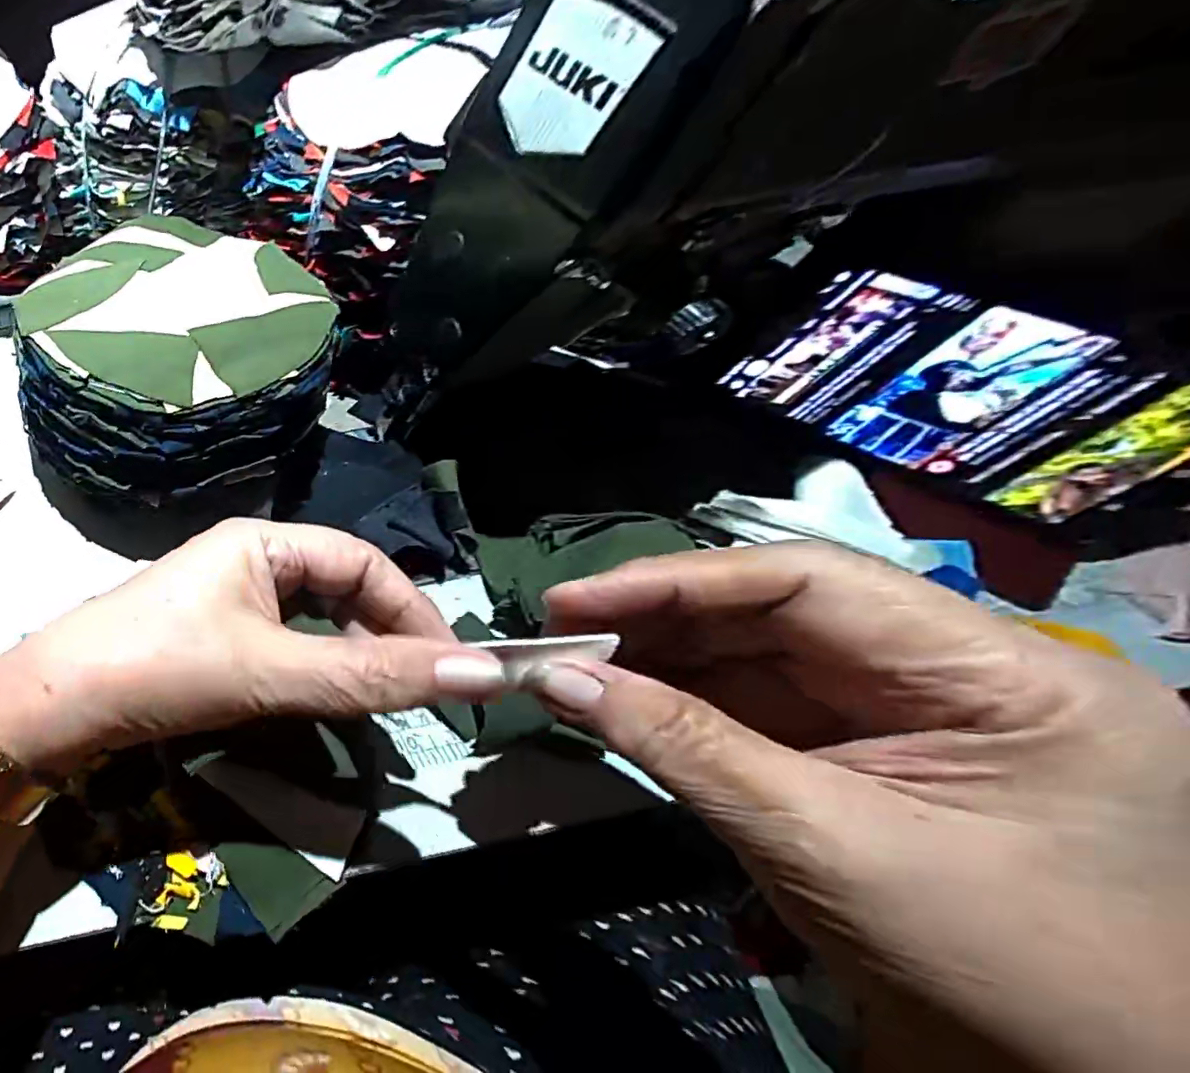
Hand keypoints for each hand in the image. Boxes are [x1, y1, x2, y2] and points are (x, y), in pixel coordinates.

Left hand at [0, 519, 508, 774]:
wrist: (58, 703)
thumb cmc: (163, 668)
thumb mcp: (271, 672)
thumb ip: (368, 677)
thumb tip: (476, 674)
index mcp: (263, 541)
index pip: (363, 562)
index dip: (412, 609)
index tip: (451, 663)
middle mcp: (248, 557)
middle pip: (341, 584)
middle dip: (384, 630)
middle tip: (419, 684)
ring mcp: (228, 595)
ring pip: (313, 615)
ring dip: (351, 650)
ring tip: (381, 692)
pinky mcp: (213, 631)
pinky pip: (284, 638)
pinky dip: (314, 663)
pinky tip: (324, 692)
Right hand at [526, 543, 1189, 1072]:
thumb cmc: (990, 970)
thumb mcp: (821, 844)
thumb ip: (680, 745)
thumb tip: (556, 679)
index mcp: (996, 674)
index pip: (807, 582)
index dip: (676, 581)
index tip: (574, 599)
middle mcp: (942, 668)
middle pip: (765, 611)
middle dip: (650, 619)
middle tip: (555, 632)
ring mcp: (890, 708)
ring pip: (742, 653)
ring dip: (648, 657)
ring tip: (565, 664)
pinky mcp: (844, 745)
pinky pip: (740, 701)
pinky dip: (666, 698)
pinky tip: (608, 696)